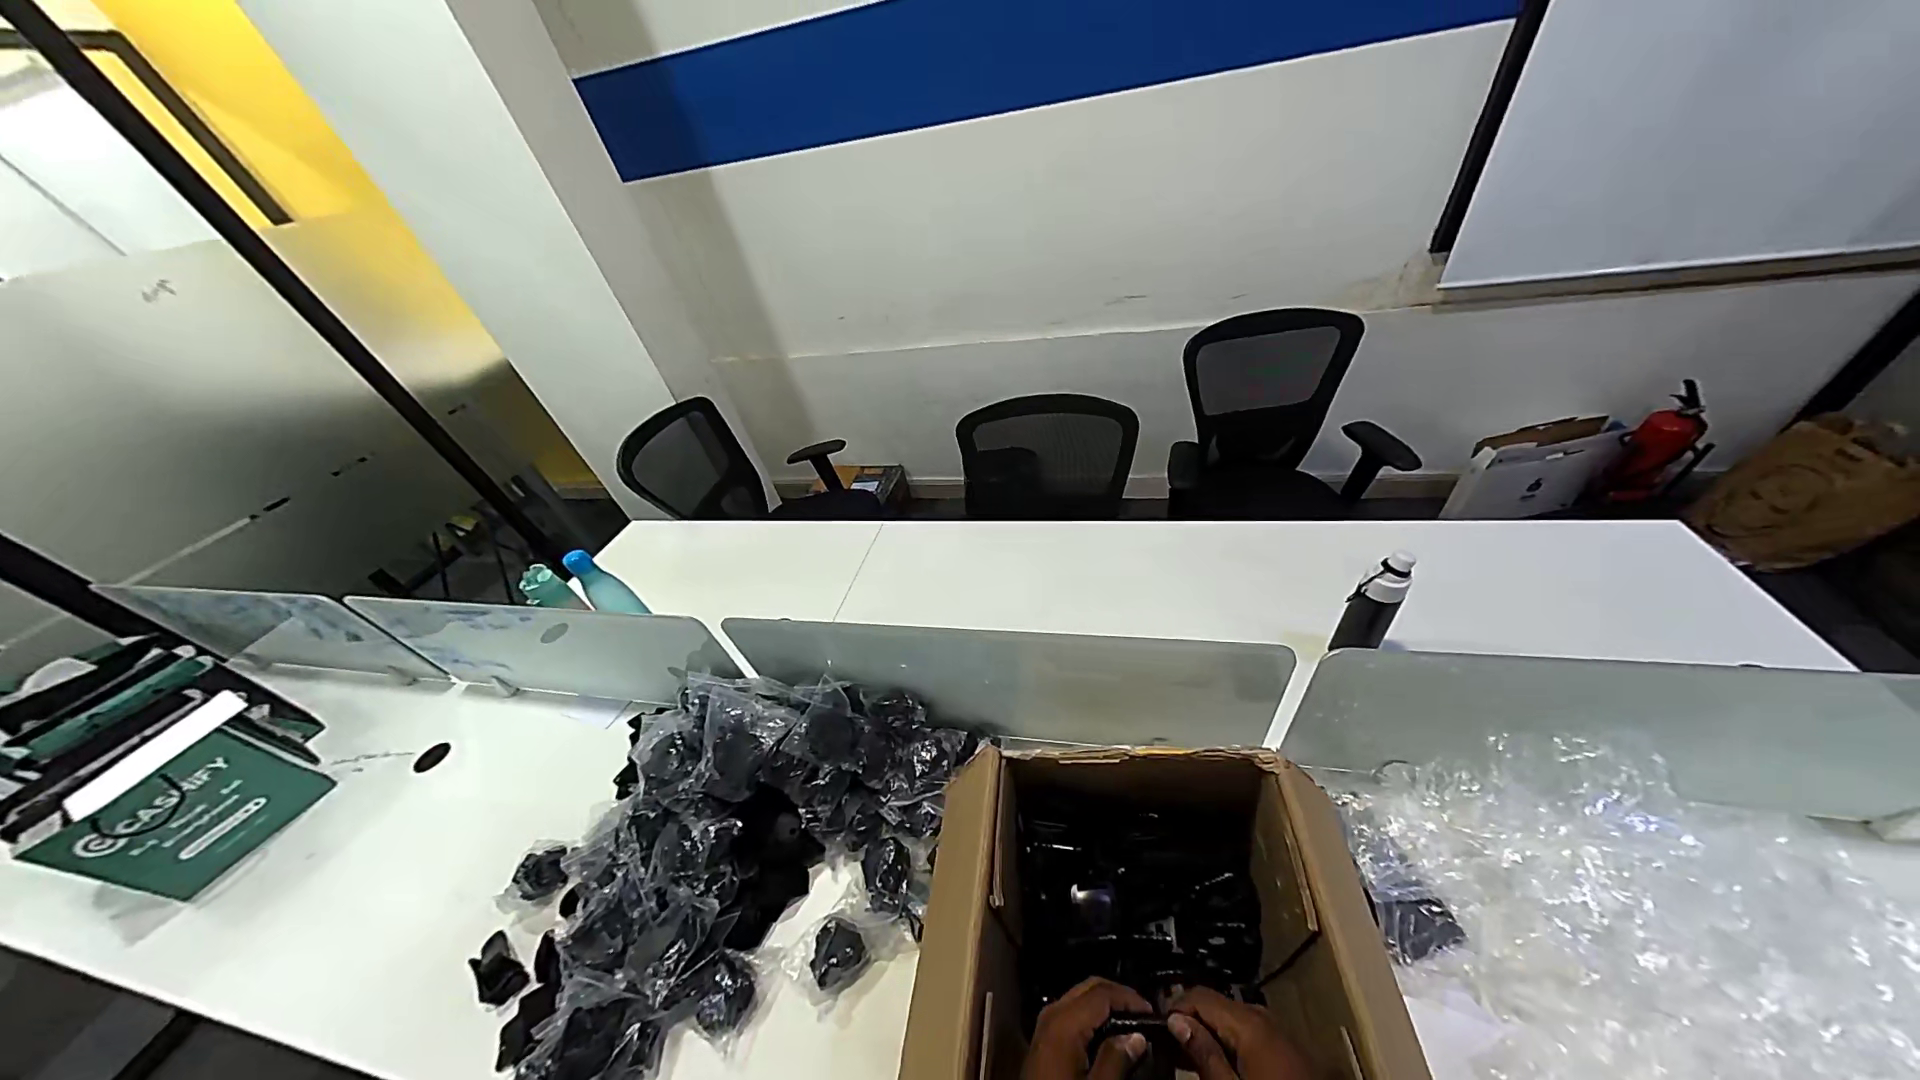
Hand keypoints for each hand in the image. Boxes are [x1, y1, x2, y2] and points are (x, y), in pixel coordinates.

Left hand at [1021, 977, 1153, 1079]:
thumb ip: (1115, 1061)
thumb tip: (1137, 1037)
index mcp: (1065, 1022)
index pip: (1101, 993)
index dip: (1128, 997)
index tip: (1152, 1012)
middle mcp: (1053, 1012)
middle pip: (1089, 986)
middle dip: (1117, 994)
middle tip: (1143, 1011)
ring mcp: (1046, 1022)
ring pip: (1080, 995)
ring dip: (1105, 1001)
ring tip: (1130, 1019)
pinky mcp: (1045, 1034)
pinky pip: (1072, 1009)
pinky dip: (1092, 1011)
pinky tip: (1108, 1029)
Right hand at [1167, 987, 1310, 1079]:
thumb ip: (1204, 1054)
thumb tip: (1175, 1020)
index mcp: (1248, 1022)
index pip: (1198, 995)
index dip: (1174, 1009)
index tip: (1159, 1034)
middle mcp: (1263, 1016)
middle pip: (1215, 1004)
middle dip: (1192, 1022)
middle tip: (1173, 1052)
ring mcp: (1279, 1030)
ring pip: (1232, 1018)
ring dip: (1211, 1033)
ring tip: (1195, 1061)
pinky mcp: (1289, 1048)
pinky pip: (1251, 1033)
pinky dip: (1232, 1042)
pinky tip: (1225, 1065)